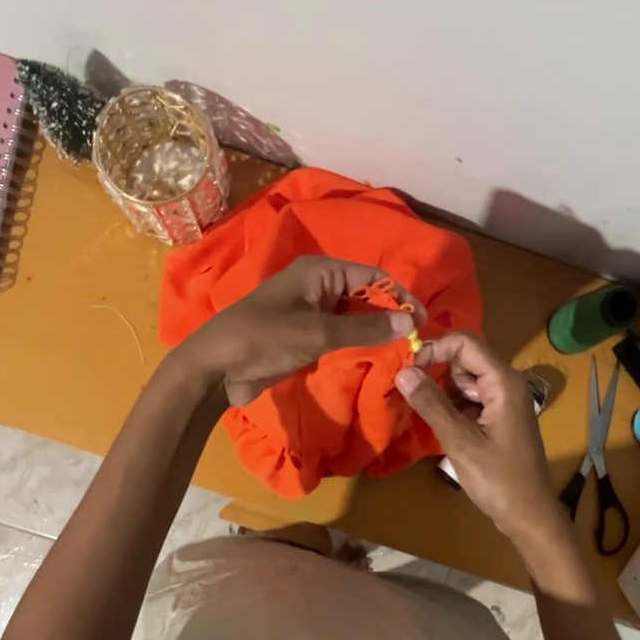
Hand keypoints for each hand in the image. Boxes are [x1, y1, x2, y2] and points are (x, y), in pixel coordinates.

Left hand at [177, 255, 424, 406]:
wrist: (216, 368)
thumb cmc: (264, 339)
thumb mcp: (318, 333)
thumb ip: (364, 329)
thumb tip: (409, 323)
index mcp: (319, 271)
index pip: (372, 275)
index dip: (400, 296)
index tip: (423, 323)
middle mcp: (315, 285)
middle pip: (363, 294)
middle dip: (388, 315)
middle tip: (412, 342)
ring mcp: (306, 310)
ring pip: (350, 316)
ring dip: (371, 332)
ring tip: (396, 352)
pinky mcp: (300, 335)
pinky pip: (335, 334)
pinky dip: (353, 343)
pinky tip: (368, 359)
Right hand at [395, 332, 561, 541]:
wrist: (529, 514)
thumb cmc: (498, 479)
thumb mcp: (460, 441)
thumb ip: (431, 404)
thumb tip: (402, 372)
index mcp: (503, 382)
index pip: (464, 343)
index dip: (434, 349)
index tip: (407, 371)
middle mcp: (506, 384)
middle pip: (464, 359)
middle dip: (436, 371)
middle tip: (411, 396)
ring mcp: (503, 402)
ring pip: (464, 381)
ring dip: (442, 393)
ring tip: (425, 415)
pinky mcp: (497, 419)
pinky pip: (469, 401)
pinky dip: (451, 408)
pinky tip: (440, 428)